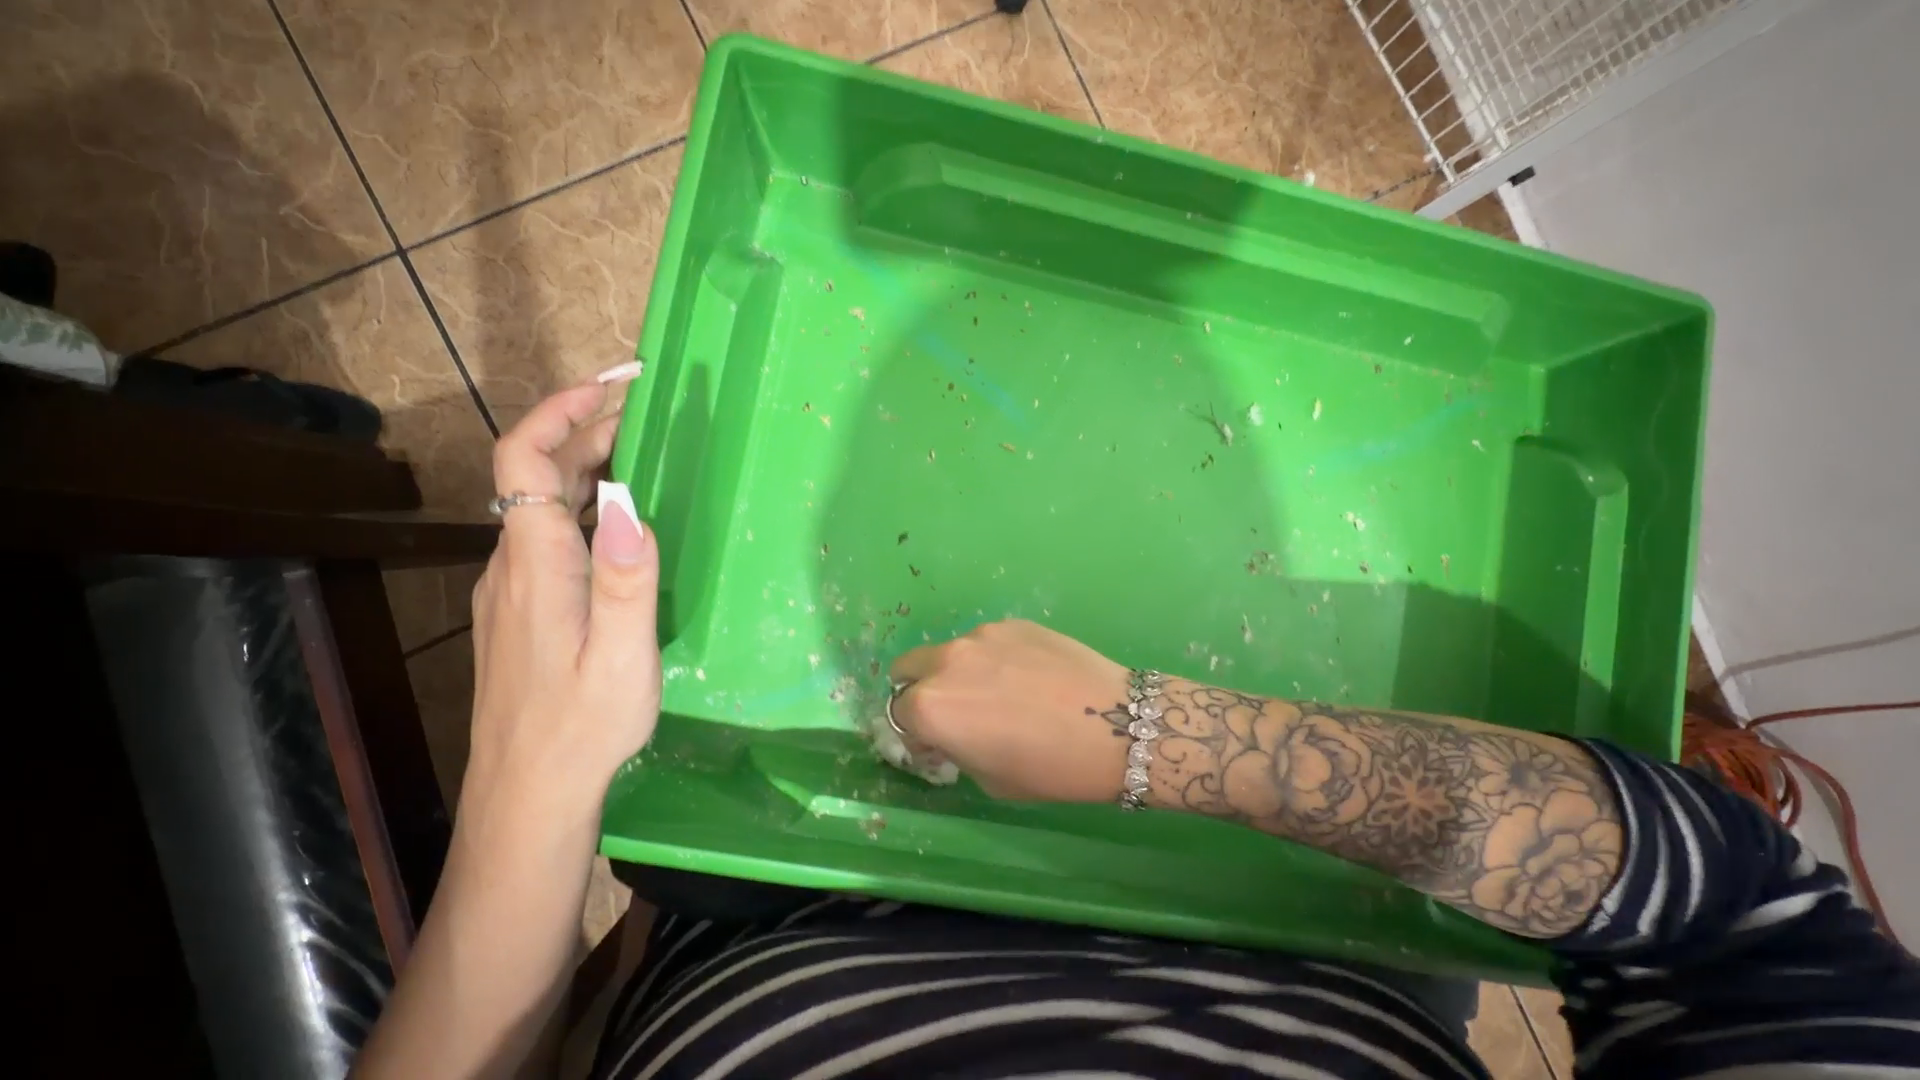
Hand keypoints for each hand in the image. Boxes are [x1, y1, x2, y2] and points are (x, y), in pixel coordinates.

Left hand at [466, 375, 661, 818]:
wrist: (527, 794)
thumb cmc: (581, 728)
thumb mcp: (621, 659)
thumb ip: (627, 581)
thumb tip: (630, 501)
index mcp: (536, 565)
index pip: (524, 457)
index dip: (560, 409)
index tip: (613, 386)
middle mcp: (511, 565)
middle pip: (533, 473)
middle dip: (586, 430)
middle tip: (647, 414)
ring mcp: (508, 589)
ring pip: (538, 505)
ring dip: (585, 467)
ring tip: (643, 455)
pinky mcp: (517, 611)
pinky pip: (545, 535)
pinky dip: (581, 506)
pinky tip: (620, 525)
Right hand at [889, 619, 1133, 801]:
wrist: (1117, 727)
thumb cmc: (1049, 768)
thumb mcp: (989, 779)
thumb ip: (956, 749)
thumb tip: (954, 735)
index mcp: (929, 707)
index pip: (896, 715)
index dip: (915, 735)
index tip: (938, 747)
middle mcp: (945, 662)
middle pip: (909, 670)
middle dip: (920, 692)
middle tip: (956, 714)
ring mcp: (980, 636)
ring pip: (950, 653)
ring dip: (959, 673)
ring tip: (1002, 694)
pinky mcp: (1013, 622)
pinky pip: (987, 642)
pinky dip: (993, 659)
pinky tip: (1029, 678)